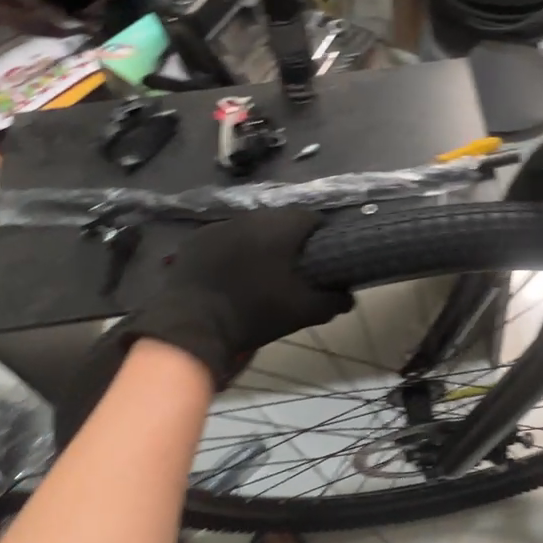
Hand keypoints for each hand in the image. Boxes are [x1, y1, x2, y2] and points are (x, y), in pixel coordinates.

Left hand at [121, 209, 353, 387]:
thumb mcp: (302, 312)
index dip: (320, 234)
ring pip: (249, 228)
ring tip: (259, 270)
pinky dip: (230, 250)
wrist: (194, 324)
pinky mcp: (196, 239)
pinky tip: (229, 273)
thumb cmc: (255, 313)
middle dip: (287, 238)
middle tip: (291, 266)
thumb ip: (332, 301)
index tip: (321, 255)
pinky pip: (222, 238)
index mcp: (280, 228)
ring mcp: (219, 225)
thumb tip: (349, 297)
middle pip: (279, 220)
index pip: (311, 218)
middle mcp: (250, 217)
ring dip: (258, 242)